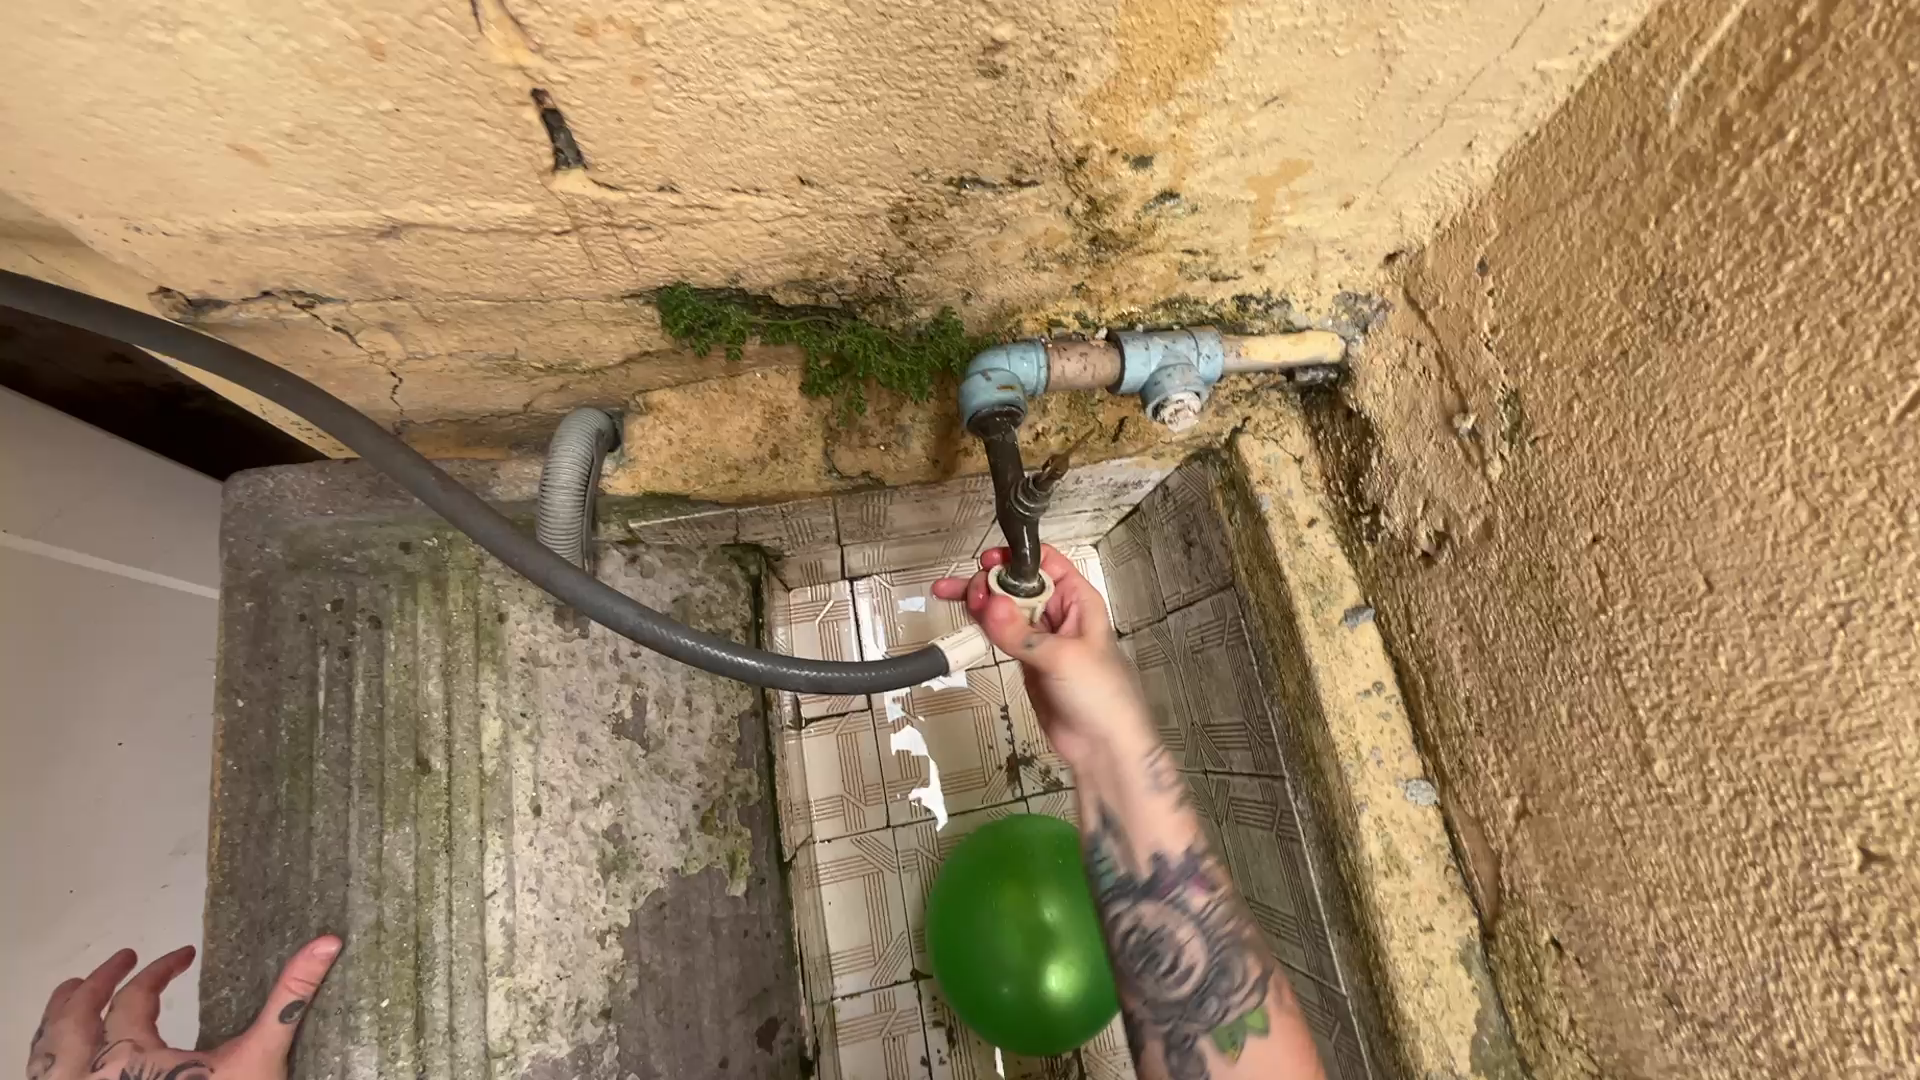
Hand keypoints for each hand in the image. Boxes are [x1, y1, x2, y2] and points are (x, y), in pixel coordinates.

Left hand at [25, 936, 340, 1079]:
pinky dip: (50, 1059)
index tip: (186, 955)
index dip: (159, 971)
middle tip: (123, 957)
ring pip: (44, 1059)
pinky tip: (67, 1054)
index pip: (133, 1001)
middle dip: (92, 986)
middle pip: (69, 1026)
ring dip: (56, 1023)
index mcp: (124, 1061)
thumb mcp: (260, 1055)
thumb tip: (329, 941)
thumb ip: (289, 998)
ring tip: (70, 994)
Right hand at [934, 544, 1154, 768]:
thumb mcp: (1063, 657)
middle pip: (1017, 582)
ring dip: (978, 600)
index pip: (1045, 563)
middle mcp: (1059, 612)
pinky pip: (999, 633)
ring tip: (949, 594)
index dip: (1015, 558)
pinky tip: (964, 619)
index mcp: (1077, 600)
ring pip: (1004, 606)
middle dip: (989, 582)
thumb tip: (989, 605)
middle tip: (970, 595)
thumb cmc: (1103, 695)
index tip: (987, 563)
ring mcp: (1040, 635)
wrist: (1102, 746)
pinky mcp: (1025, 657)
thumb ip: (1021, 633)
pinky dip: (979, 625)